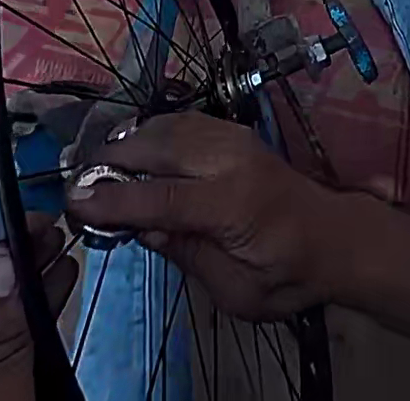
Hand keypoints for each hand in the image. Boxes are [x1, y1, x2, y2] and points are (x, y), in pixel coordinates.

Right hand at [66, 112, 343, 320]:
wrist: (333, 235)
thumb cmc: (286, 273)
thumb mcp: (236, 290)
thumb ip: (184, 253)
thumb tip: (137, 225)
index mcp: (233, 204)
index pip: (162, 197)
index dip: (115, 199)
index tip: (77, 200)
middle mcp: (229, 158)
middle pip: (157, 146)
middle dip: (113, 158)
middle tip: (81, 177)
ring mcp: (231, 135)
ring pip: (166, 125)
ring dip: (128, 140)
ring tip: (102, 161)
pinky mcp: (231, 127)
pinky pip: (180, 119)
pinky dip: (151, 129)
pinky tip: (135, 144)